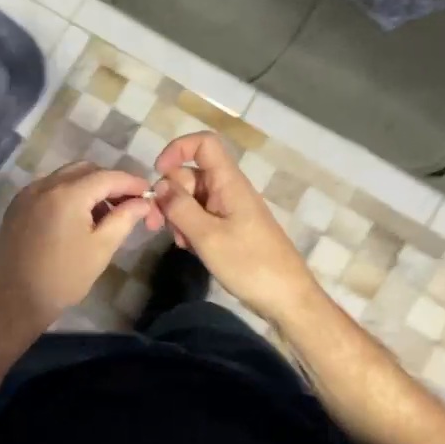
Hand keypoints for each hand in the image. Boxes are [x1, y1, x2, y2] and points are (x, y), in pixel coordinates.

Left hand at [0, 162, 157, 329]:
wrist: (15, 299)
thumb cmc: (64, 277)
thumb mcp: (101, 248)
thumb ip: (124, 218)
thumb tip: (143, 201)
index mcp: (67, 194)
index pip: (107, 176)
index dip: (132, 182)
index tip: (149, 193)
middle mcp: (44, 184)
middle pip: (85, 170)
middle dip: (109, 182)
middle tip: (128, 204)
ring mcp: (27, 193)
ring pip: (65, 176)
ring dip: (88, 187)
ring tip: (104, 214)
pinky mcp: (17, 205)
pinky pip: (48, 188)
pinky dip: (67, 194)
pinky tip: (77, 218)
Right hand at [152, 132, 312, 322]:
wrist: (287, 299)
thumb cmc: (250, 264)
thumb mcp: (207, 236)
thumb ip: (179, 207)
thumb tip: (160, 185)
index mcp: (229, 182)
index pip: (203, 144)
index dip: (178, 149)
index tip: (158, 173)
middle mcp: (229, 189)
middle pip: (190, 174)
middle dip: (169, 194)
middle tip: (157, 224)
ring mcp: (229, 209)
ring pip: (191, 197)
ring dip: (177, 215)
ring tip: (180, 242)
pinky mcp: (229, 228)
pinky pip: (200, 216)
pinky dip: (189, 227)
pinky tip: (189, 248)